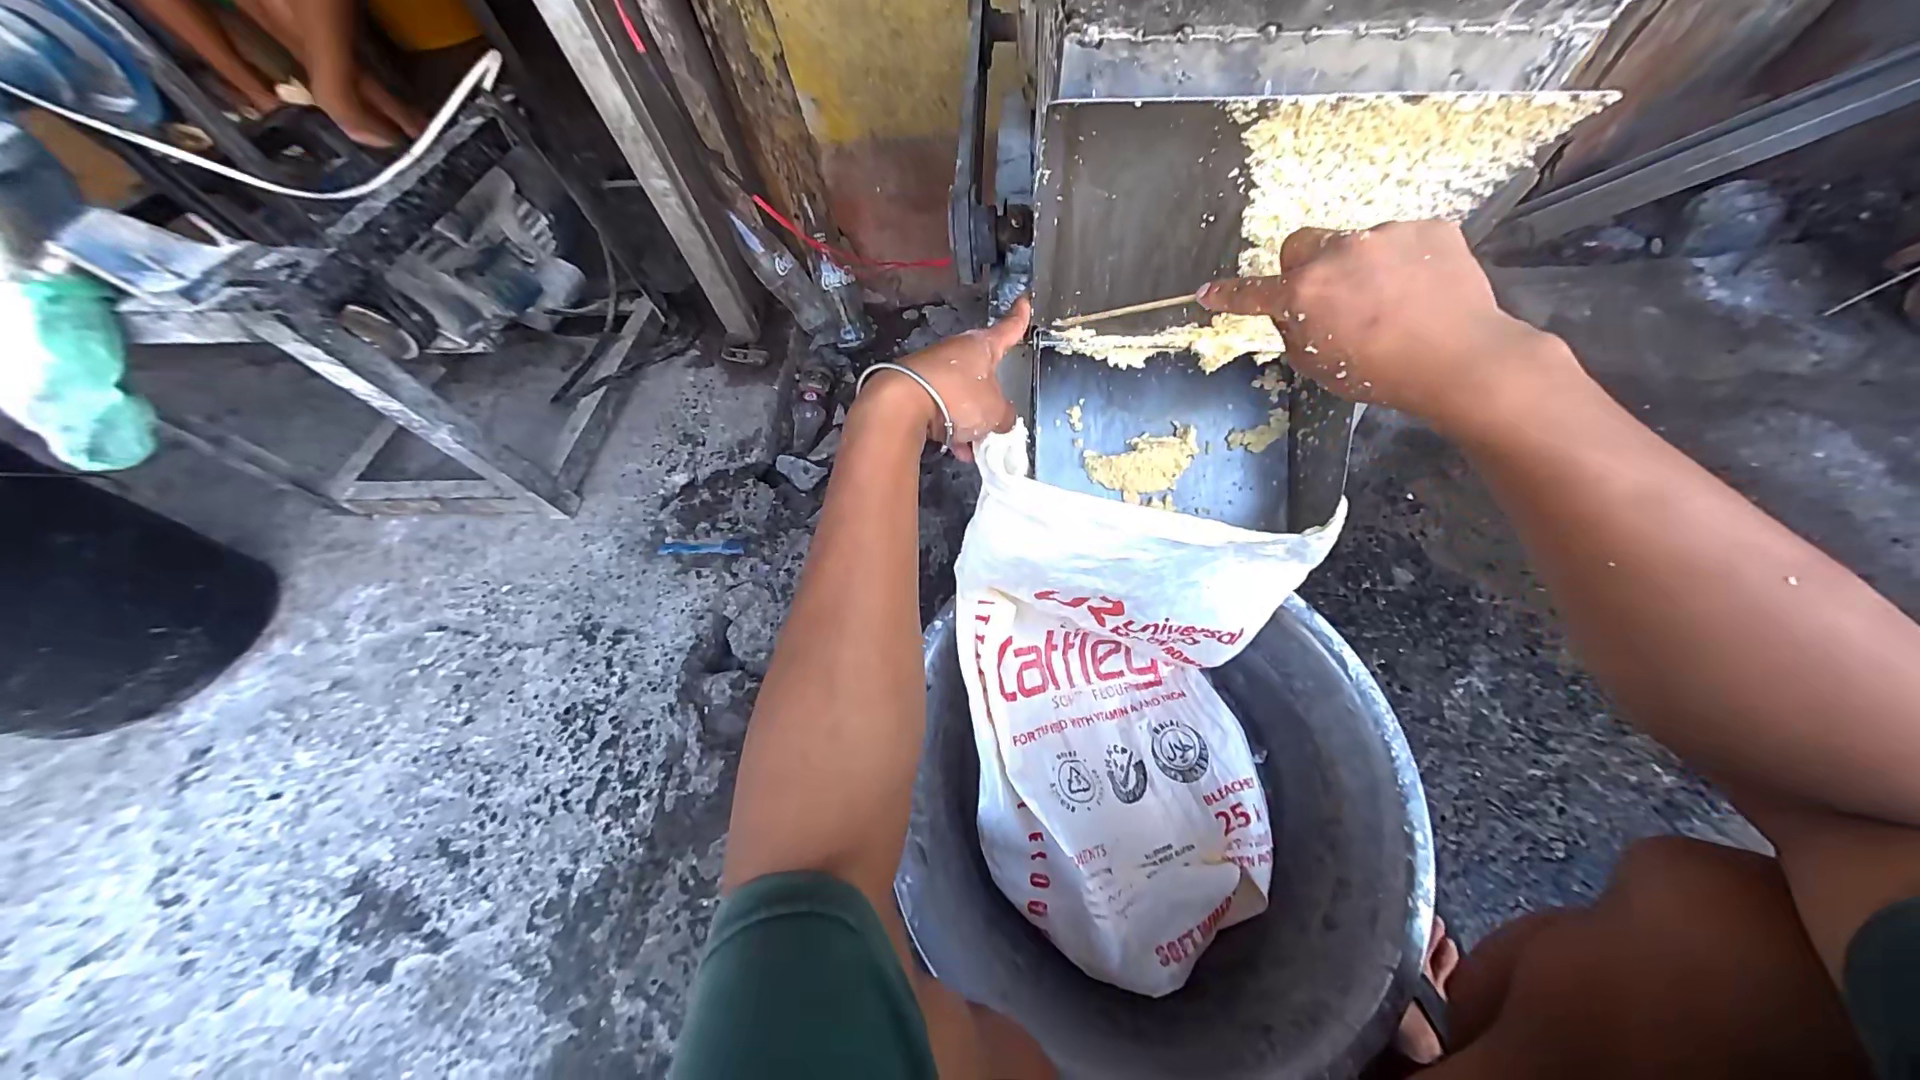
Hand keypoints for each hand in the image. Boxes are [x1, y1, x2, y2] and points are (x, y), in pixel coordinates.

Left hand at [870, 295, 1029, 461]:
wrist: (900, 405)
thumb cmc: (956, 397)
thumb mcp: (995, 413)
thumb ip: (1005, 417)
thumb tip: (1003, 421)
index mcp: (982, 347)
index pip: (1008, 328)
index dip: (1019, 318)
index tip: (1023, 302)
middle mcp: (956, 351)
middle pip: (981, 372)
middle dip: (989, 398)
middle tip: (997, 419)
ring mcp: (933, 369)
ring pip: (960, 397)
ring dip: (969, 421)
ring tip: (974, 446)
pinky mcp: (913, 389)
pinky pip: (941, 410)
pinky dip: (950, 428)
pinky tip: (955, 449)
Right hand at [1196, 221, 1578, 431]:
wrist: (1458, 358)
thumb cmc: (1378, 373)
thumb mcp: (1317, 364)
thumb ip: (1294, 332)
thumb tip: (1292, 314)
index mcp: (1303, 293)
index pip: (1252, 293)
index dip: (1228, 294)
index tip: (1207, 292)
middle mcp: (1337, 254)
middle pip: (1301, 245)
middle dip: (1304, 266)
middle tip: (1326, 295)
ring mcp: (1385, 235)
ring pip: (1353, 243)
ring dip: (1357, 266)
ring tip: (1387, 299)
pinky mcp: (1428, 229)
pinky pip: (1398, 241)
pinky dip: (1400, 261)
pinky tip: (1416, 289)